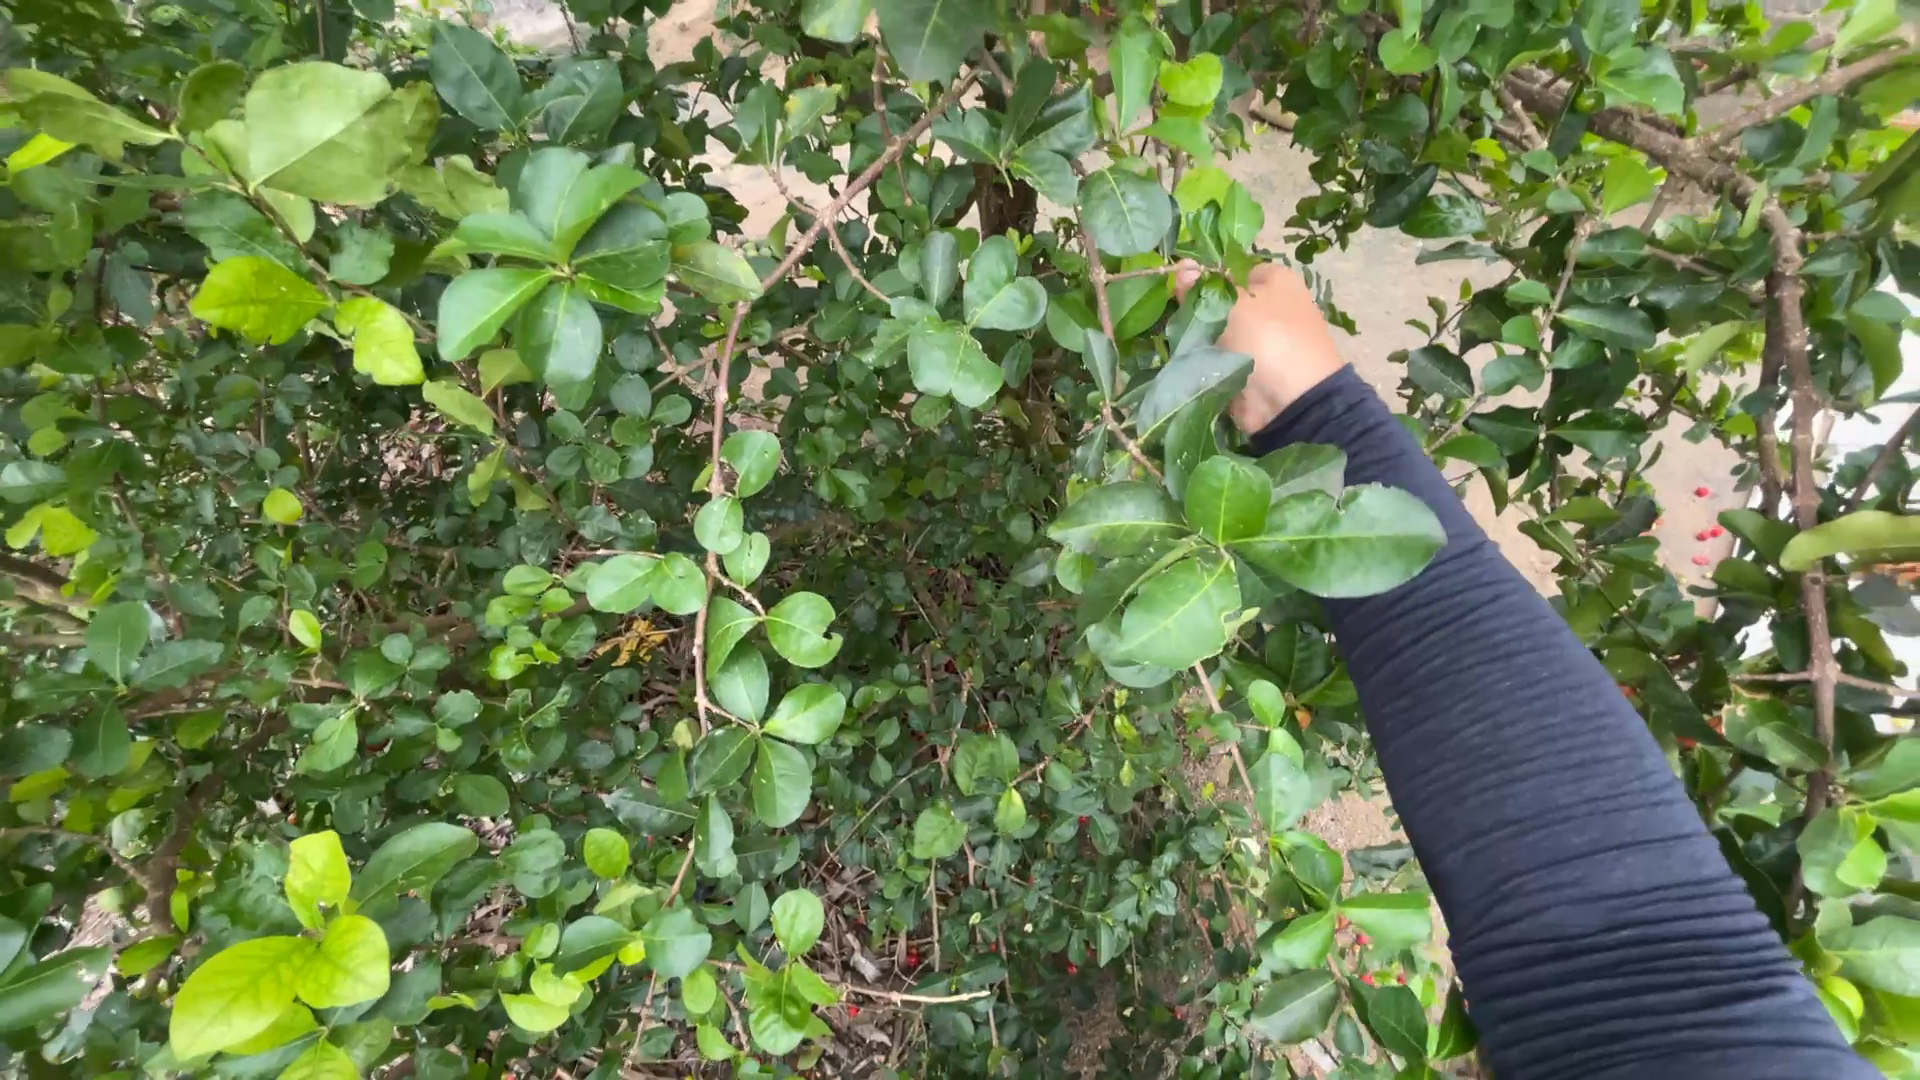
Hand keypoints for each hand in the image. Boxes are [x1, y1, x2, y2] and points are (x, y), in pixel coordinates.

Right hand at [1174, 261, 1344, 433]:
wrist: (1289, 399)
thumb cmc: (1267, 338)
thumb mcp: (1233, 305)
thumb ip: (1204, 289)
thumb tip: (1182, 266)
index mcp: (1276, 280)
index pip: (1230, 271)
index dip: (1205, 280)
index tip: (1181, 292)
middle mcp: (1271, 306)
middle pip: (1221, 303)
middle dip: (1199, 312)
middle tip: (1178, 320)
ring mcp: (1260, 339)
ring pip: (1216, 332)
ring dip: (1199, 339)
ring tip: (1181, 343)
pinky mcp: (1248, 367)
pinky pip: (1219, 357)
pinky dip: (1206, 360)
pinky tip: (1189, 361)